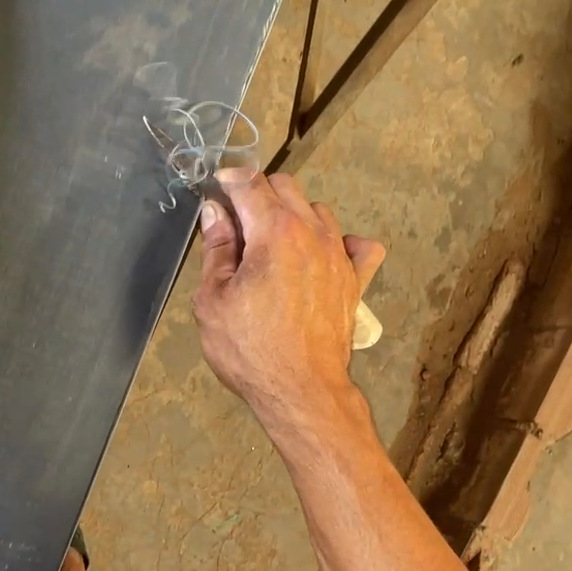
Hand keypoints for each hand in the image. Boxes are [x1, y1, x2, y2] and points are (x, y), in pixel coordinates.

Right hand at [192, 171, 385, 429]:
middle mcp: (312, 232)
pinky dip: (340, 243)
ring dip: (294, 218)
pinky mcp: (355, 281)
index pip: (251, 184)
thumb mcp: (213, 302)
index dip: (230, 180)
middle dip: (260, 195)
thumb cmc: (249, 350)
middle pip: (287, 188)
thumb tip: (216, 214)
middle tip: (239, 226)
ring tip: (275, 248)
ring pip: (318, 212)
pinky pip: (358, 246)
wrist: (301, 391)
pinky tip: (323, 258)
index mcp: (274, 232)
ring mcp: (339, 255)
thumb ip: (216, 251)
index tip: (217, 188)